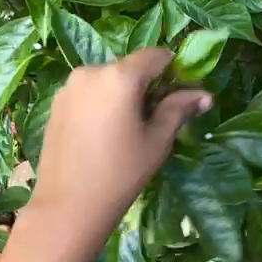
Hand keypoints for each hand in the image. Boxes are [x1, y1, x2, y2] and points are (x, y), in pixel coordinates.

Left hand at [26, 48, 211, 246]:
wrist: (68, 205)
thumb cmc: (121, 173)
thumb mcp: (157, 141)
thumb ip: (179, 110)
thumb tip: (206, 95)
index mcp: (120, 76)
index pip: (156, 56)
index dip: (173, 72)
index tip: (179, 98)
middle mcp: (91, 71)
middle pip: (130, 68)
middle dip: (146, 87)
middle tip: (154, 121)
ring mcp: (69, 87)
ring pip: (108, 81)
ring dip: (123, 96)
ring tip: (126, 132)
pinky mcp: (56, 104)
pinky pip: (88, 94)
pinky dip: (102, 105)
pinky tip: (103, 137)